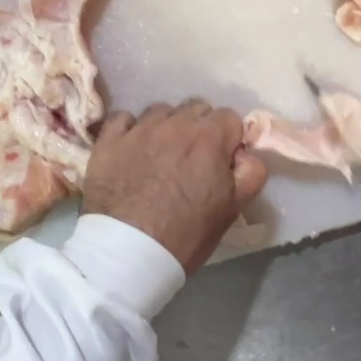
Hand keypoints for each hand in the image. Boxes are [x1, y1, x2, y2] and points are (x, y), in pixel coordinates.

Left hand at [83, 100, 268, 272]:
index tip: (223, 161)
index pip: (230, 117)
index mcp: (209, 138)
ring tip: (162, 155)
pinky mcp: (109, 141)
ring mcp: (139, 130)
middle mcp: (175, 124)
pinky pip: (123, 119)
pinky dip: (131, 129)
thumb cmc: (186, 234)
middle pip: (196, 108)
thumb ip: (251, 173)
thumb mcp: (233, 209)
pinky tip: (132, 150)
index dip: (230, 139)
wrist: (127, 252)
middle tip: (194, 159)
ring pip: (160, 111)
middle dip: (200, 128)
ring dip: (167, 127)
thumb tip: (245, 154)